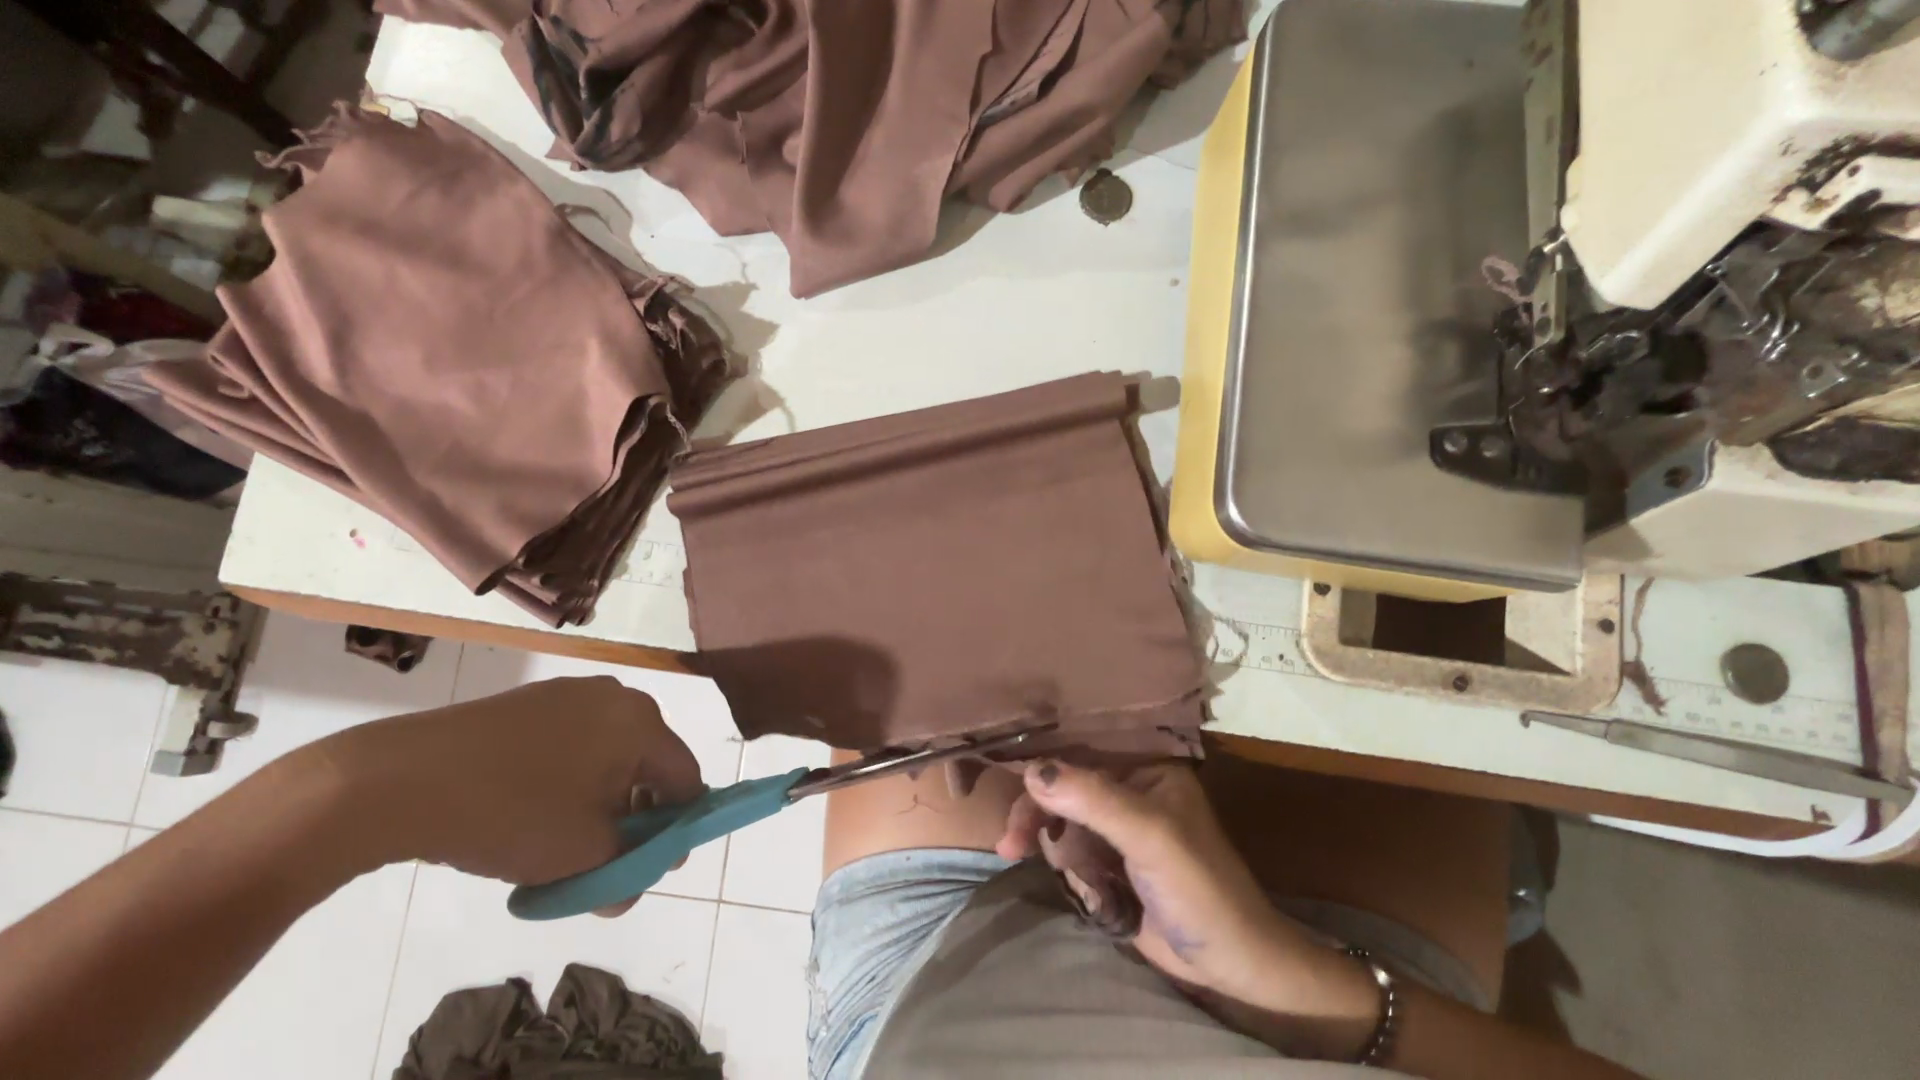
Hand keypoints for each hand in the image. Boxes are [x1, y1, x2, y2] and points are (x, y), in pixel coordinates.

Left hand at [292, 676, 703, 889]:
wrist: (397, 780)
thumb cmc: (511, 813)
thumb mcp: (583, 857)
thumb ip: (626, 873)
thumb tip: (629, 885)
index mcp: (641, 724)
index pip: (686, 781)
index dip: (675, 832)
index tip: (645, 870)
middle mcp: (613, 699)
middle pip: (647, 768)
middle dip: (633, 821)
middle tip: (601, 865)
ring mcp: (565, 697)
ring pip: (606, 761)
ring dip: (597, 807)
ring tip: (556, 850)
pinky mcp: (524, 707)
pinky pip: (568, 749)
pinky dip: (563, 787)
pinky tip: (525, 820)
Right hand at [997, 761, 1377, 1056]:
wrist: (1232, 963)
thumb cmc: (1200, 889)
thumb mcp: (1149, 836)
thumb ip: (1093, 799)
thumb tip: (1033, 769)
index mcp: (1149, 770)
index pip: (1083, 752)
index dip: (1042, 764)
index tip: (997, 774)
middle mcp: (1132, 793)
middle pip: (1064, 790)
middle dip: (1039, 817)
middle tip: (1010, 846)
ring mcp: (1121, 832)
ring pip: (1063, 826)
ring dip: (1059, 852)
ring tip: (1080, 883)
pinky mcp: (1112, 867)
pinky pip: (1072, 858)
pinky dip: (1073, 875)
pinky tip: (1095, 896)